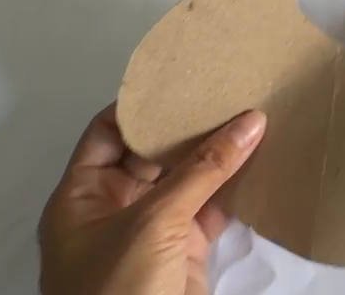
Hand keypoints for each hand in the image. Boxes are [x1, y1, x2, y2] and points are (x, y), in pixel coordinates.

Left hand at [38, 104, 265, 294]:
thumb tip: (253, 119)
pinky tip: (263, 153)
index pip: (109, 132)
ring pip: (186, 176)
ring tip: (255, 108)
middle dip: (189, 122)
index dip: (143, 102)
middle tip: (231, 83)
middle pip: (152, 151)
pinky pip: (210, 203)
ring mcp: (150, 231)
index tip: (186, 71)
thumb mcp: (154, 222)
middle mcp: (113, 209)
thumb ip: (205, 167)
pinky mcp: (183, 251)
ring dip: (217, 150)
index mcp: (81, 199)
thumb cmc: (117, 293)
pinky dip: (235, 181)